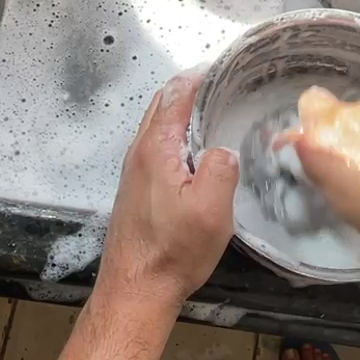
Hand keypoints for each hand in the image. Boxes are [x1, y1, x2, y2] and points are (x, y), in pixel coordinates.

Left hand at [98, 72, 239, 310]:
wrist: (136, 290)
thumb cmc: (172, 251)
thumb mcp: (210, 209)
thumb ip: (220, 169)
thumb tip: (223, 150)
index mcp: (156, 149)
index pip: (175, 95)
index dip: (199, 77)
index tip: (224, 69)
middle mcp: (139, 153)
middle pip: (162, 105)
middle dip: (190, 90)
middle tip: (224, 87)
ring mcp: (134, 171)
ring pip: (158, 126)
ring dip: (183, 113)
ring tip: (216, 115)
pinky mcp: (137, 189)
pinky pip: (158, 147)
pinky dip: (177, 135)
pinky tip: (198, 152)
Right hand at [288, 87, 359, 273]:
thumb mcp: (339, 202)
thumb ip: (318, 168)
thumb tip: (310, 153)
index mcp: (321, 140)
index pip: (300, 114)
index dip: (306, 132)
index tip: (315, 153)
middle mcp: (347, 114)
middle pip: (328, 110)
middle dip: (335, 130)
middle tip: (350, 161)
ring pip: (358, 113)